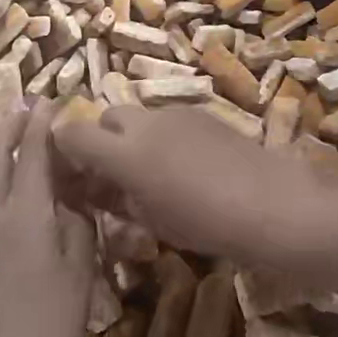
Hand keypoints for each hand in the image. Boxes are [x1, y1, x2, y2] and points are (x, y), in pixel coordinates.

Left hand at [0, 98, 96, 336]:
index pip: (32, 155)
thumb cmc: (53, 320)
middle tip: (23, 105)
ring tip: (20, 138)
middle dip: (9, 130)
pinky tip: (24, 191)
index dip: (40, 124)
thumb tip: (70, 201)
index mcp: (25, 212)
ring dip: (3, 154)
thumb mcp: (80, 266)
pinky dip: (4, 183)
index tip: (49, 98)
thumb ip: (76, 224)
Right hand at [53, 106, 337, 267]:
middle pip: (107, 116)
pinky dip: (162, 136)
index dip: (64, 147)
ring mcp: (175, 112)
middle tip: (114, 174)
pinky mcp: (201, 112)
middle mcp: (144, 121)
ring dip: (133, 137)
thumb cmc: (206, 224)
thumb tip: (97, 188)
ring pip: (139, 116)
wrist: (272, 205)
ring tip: (151, 171)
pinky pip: (167, 118)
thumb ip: (117, 198)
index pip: (74, 133)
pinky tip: (184, 163)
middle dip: (102, 139)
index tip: (70, 170)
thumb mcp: (152, 220)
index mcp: (124, 152)